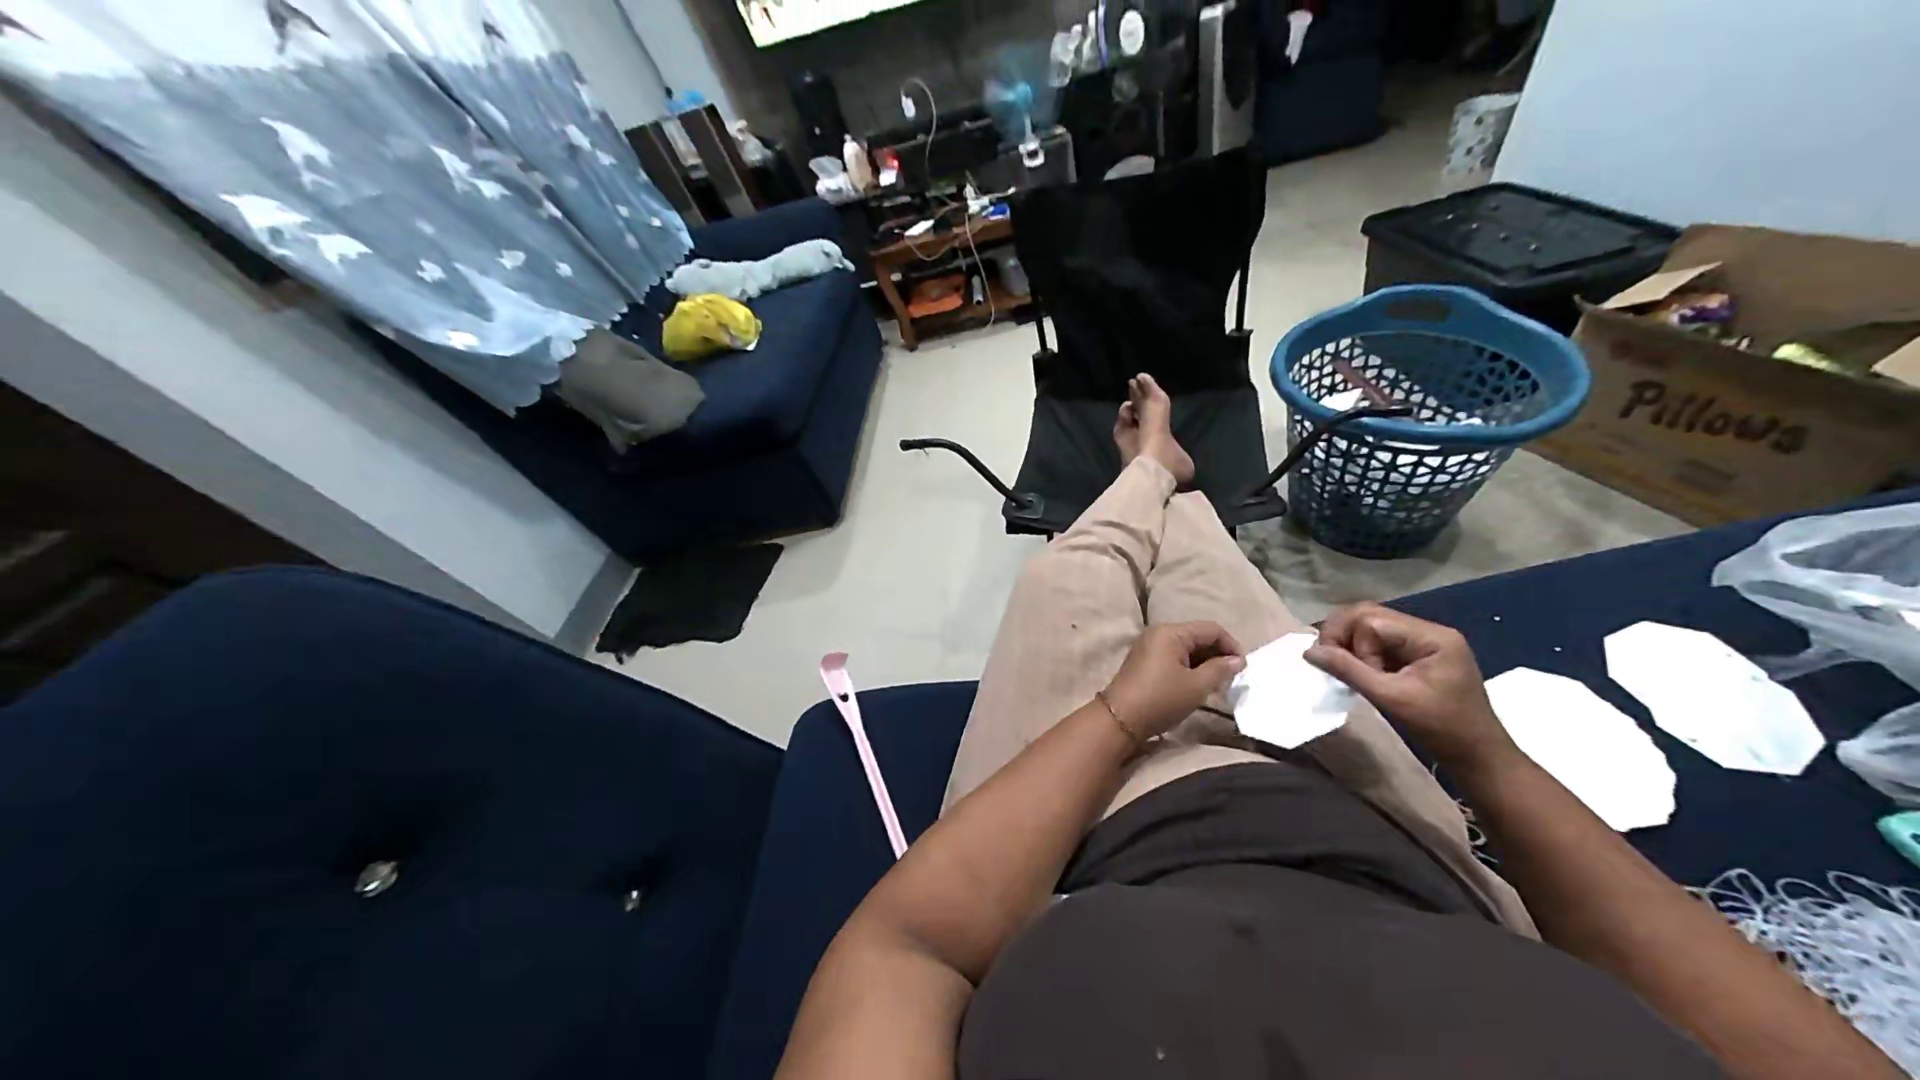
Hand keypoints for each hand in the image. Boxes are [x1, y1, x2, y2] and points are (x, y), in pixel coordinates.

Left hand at [1101, 622, 1245, 740]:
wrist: (1120, 719)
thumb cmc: (1161, 699)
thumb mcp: (1196, 686)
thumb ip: (1220, 669)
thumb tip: (1238, 660)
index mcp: (1171, 632)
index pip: (1211, 629)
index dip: (1231, 646)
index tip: (1243, 668)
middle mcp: (1159, 633)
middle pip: (1198, 636)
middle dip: (1218, 654)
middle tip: (1233, 678)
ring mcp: (1150, 646)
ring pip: (1187, 648)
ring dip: (1205, 662)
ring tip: (1219, 683)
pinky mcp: (1146, 660)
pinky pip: (1175, 656)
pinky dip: (1190, 667)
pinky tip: (1200, 684)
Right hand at [1304, 604, 1516, 768]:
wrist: (1478, 755)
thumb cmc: (1440, 728)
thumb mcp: (1390, 698)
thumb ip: (1348, 670)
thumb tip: (1309, 651)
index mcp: (1431, 637)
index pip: (1371, 620)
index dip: (1349, 641)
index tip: (1343, 670)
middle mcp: (1430, 630)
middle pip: (1370, 615)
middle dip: (1343, 635)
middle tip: (1332, 661)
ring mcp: (1426, 641)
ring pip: (1372, 625)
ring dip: (1352, 644)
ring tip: (1346, 669)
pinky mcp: (1420, 654)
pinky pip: (1381, 641)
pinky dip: (1363, 652)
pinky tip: (1361, 671)